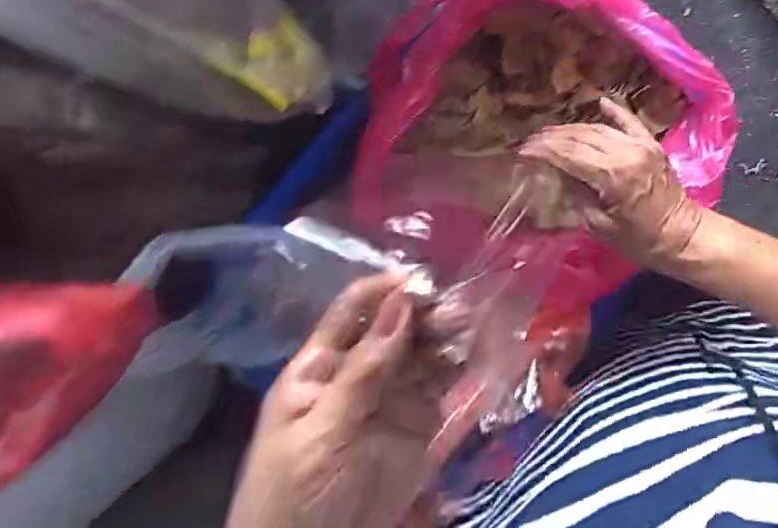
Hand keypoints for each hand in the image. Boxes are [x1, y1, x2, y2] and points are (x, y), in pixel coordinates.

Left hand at [226, 274, 451, 527]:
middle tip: (461, 308)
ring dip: (451, 333)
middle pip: (400, 325)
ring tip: (475, 325)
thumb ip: (364, 368)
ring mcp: (392, 396)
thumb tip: (401, 299)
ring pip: (426, 349)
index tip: (425, 279)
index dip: (388, 290)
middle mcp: (361, 371)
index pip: (356, 309)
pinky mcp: (420, 422)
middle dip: (429, 310)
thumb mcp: (321, 433)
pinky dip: (464, 363)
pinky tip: (483, 349)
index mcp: (322, 367)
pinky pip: (445, 383)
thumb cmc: (294, 498)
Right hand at [517, 97, 704, 271]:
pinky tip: (600, 102)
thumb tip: (558, 173)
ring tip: (552, 131)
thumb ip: (578, 193)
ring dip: (575, 128)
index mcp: (613, 175)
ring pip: (601, 128)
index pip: (569, 154)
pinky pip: (629, 122)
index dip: (544, 150)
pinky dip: (614, 112)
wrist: (681, 235)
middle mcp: (627, 152)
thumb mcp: (599, 225)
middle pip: (582, 137)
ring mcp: (641, 144)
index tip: (523, 149)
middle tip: (533, 140)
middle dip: (554, 137)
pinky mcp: (651, 144)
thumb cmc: (639, 239)